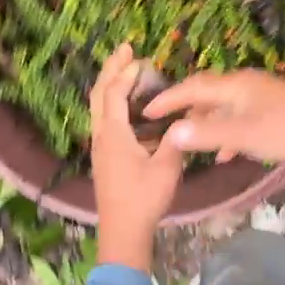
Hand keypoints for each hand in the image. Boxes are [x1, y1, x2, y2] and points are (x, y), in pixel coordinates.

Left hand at [92, 44, 185, 270]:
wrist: (123, 232)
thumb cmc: (143, 199)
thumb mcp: (166, 167)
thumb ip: (176, 139)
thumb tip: (186, 118)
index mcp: (112, 134)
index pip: (113, 92)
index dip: (125, 72)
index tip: (138, 56)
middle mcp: (101, 136)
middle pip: (99, 95)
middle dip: (111, 70)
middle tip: (125, 51)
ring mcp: (100, 149)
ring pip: (100, 110)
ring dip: (112, 88)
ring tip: (129, 75)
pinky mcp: (105, 160)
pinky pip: (106, 123)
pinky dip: (116, 107)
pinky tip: (135, 112)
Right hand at [144, 71, 284, 170]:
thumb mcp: (242, 135)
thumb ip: (206, 134)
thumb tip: (171, 133)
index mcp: (235, 85)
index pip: (193, 87)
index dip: (168, 99)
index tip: (146, 110)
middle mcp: (245, 85)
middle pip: (207, 94)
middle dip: (186, 109)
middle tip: (165, 123)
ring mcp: (260, 97)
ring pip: (224, 108)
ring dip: (206, 125)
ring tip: (191, 142)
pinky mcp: (272, 110)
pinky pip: (239, 119)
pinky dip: (227, 134)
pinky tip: (225, 154)